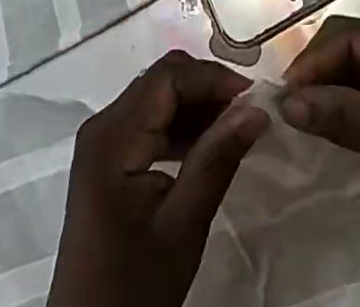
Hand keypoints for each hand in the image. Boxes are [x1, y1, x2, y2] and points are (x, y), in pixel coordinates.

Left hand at [47, 50, 269, 306]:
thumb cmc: (135, 281)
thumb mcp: (183, 223)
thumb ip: (217, 159)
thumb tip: (256, 109)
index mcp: (113, 135)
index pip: (165, 79)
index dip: (211, 77)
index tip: (255, 96)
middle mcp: (103, 125)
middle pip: (159, 83)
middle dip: (206, 87)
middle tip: (251, 110)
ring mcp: (104, 140)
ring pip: (157, 100)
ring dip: (197, 106)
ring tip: (240, 126)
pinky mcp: (111, 157)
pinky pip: (150, 124)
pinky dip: (182, 127)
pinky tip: (213, 144)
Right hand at [281, 17, 359, 216]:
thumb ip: (342, 116)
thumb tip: (284, 104)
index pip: (347, 38)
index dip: (312, 63)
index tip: (284, 95)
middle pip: (346, 49)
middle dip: (315, 74)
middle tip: (286, 106)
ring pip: (349, 72)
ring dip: (324, 92)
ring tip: (297, 116)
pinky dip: (338, 108)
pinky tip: (320, 124)